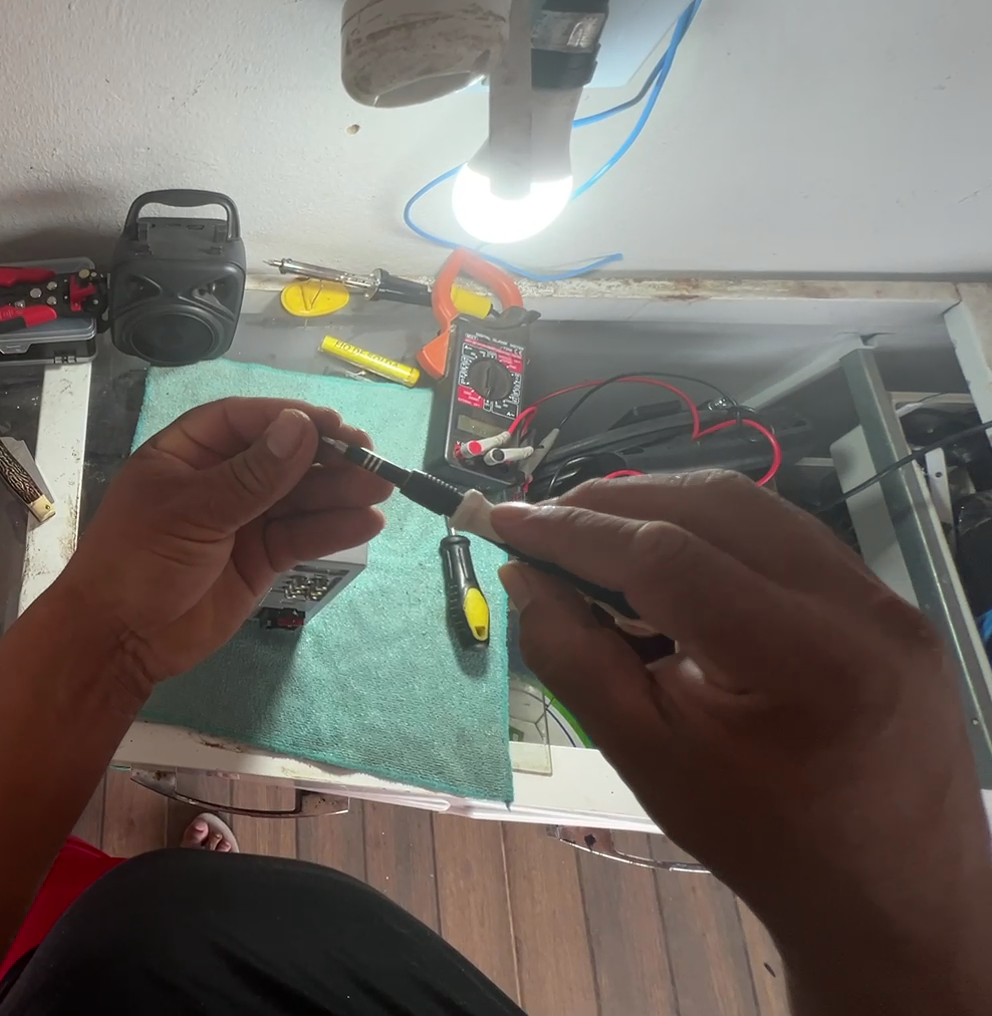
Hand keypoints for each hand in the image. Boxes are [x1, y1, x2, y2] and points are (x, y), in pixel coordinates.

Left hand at [49, 399, 389, 687]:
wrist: (121, 638)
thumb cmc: (139, 561)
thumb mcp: (191, 511)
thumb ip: (250, 476)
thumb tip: (302, 427)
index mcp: (183, 454)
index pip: (240, 421)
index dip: (285, 418)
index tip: (331, 423)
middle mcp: (215, 481)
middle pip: (276, 456)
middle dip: (322, 455)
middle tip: (369, 457)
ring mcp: (238, 520)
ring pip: (295, 496)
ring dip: (336, 491)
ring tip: (380, 488)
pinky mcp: (258, 558)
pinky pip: (299, 536)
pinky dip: (331, 529)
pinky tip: (365, 522)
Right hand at [493, 472, 991, 1011]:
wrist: (892, 893)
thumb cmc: (752, 831)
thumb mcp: (635, 747)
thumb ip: (567, 651)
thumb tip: (521, 574)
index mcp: (798, 659)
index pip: (663, 554)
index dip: (569, 529)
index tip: (502, 520)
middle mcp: (858, 609)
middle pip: (710, 503)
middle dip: (606, 501)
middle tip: (538, 525)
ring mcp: (881, 600)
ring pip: (745, 504)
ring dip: (650, 503)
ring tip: (585, 535)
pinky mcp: (880, 602)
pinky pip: (773, 531)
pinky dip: (696, 524)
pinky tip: (652, 559)